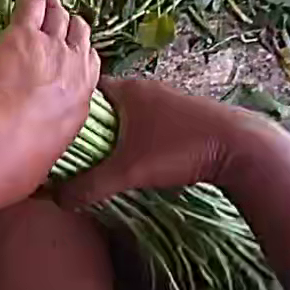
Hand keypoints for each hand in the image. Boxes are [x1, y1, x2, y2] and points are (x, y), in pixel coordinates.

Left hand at [0, 0, 100, 181]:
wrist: (4, 139)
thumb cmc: (21, 159)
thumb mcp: (43, 166)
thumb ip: (47, 163)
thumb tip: (46, 195)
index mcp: (80, 101)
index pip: (89, 68)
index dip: (82, 58)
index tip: (75, 55)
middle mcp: (72, 69)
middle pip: (78, 37)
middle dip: (70, 28)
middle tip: (61, 21)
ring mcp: (50, 48)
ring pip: (58, 18)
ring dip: (53, 8)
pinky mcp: (23, 34)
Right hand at [57, 77, 287, 206]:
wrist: (239, 148)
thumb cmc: (179, 149)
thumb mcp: (127, 172)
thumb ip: (89, 186)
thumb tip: (56, 200)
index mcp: (126, 90)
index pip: (82, 90)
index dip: (64, 108)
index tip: (49, 130)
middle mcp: (142, 89)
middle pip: (100, 104)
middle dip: (82, 125)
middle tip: (65, 150)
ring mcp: (161, 101)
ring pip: (121, 115)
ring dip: (106, 133)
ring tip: (89, 157)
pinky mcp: (176, 117)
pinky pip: (139, 123)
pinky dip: (126, 137)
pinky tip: (123, 158)